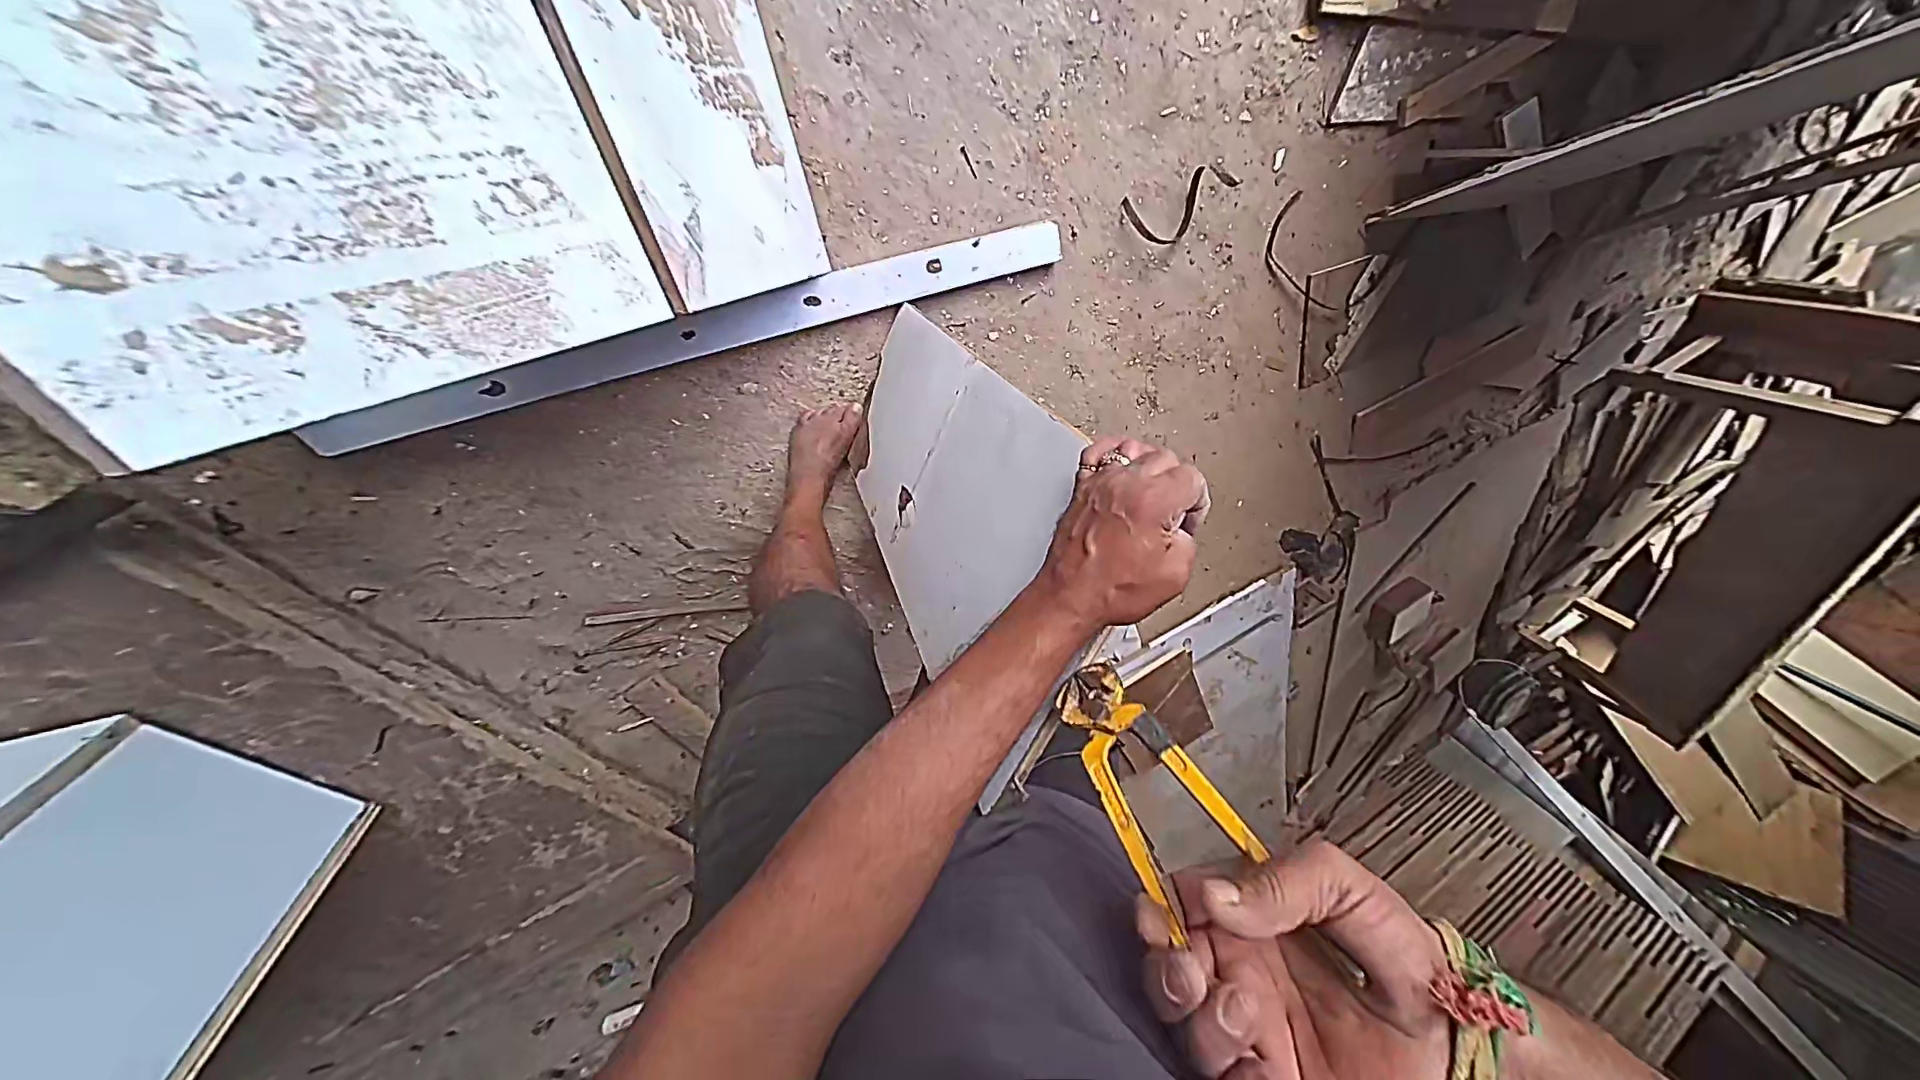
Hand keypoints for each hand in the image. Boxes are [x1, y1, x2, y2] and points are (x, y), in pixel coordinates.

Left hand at [1036, 436, 1209, 629]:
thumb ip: (1188, 540)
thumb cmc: (1110, 589)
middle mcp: (1124, 484)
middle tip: (1171, 515)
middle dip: (1176, 486)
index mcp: (1152, 500)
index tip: (1187, 522)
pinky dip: (1112, 454)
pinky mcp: (1081, 488)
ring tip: (1151, 492)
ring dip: (1148, 468)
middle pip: (1166, 459)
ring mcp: (1099, 483)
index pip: (1191, 478)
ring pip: (1135, 451)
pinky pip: (1097, 452)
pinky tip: (1119, 464)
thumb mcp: (1175, 574)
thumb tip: (1180, 528)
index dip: (1196, 504)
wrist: (1070, 597)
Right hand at [1140, 840, 1450, 1079]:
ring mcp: (1252, 1028)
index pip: (1176, 905)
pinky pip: (1224, 1079)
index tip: (1160, 923)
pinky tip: (1262, 1064)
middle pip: (1167, 965)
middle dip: (1167, 970)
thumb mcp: (1350, 891)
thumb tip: (1213, 896)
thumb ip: (1285, 882)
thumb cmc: (1407, 956)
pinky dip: (1231, 1072)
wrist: (1464, 1043)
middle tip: (1194, 974)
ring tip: (1244, 1013)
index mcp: (1246, 918)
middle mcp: (1238, 969)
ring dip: (1200, 1020)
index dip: (1157, 912)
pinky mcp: (1270, 1077)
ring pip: (1186, 1025)